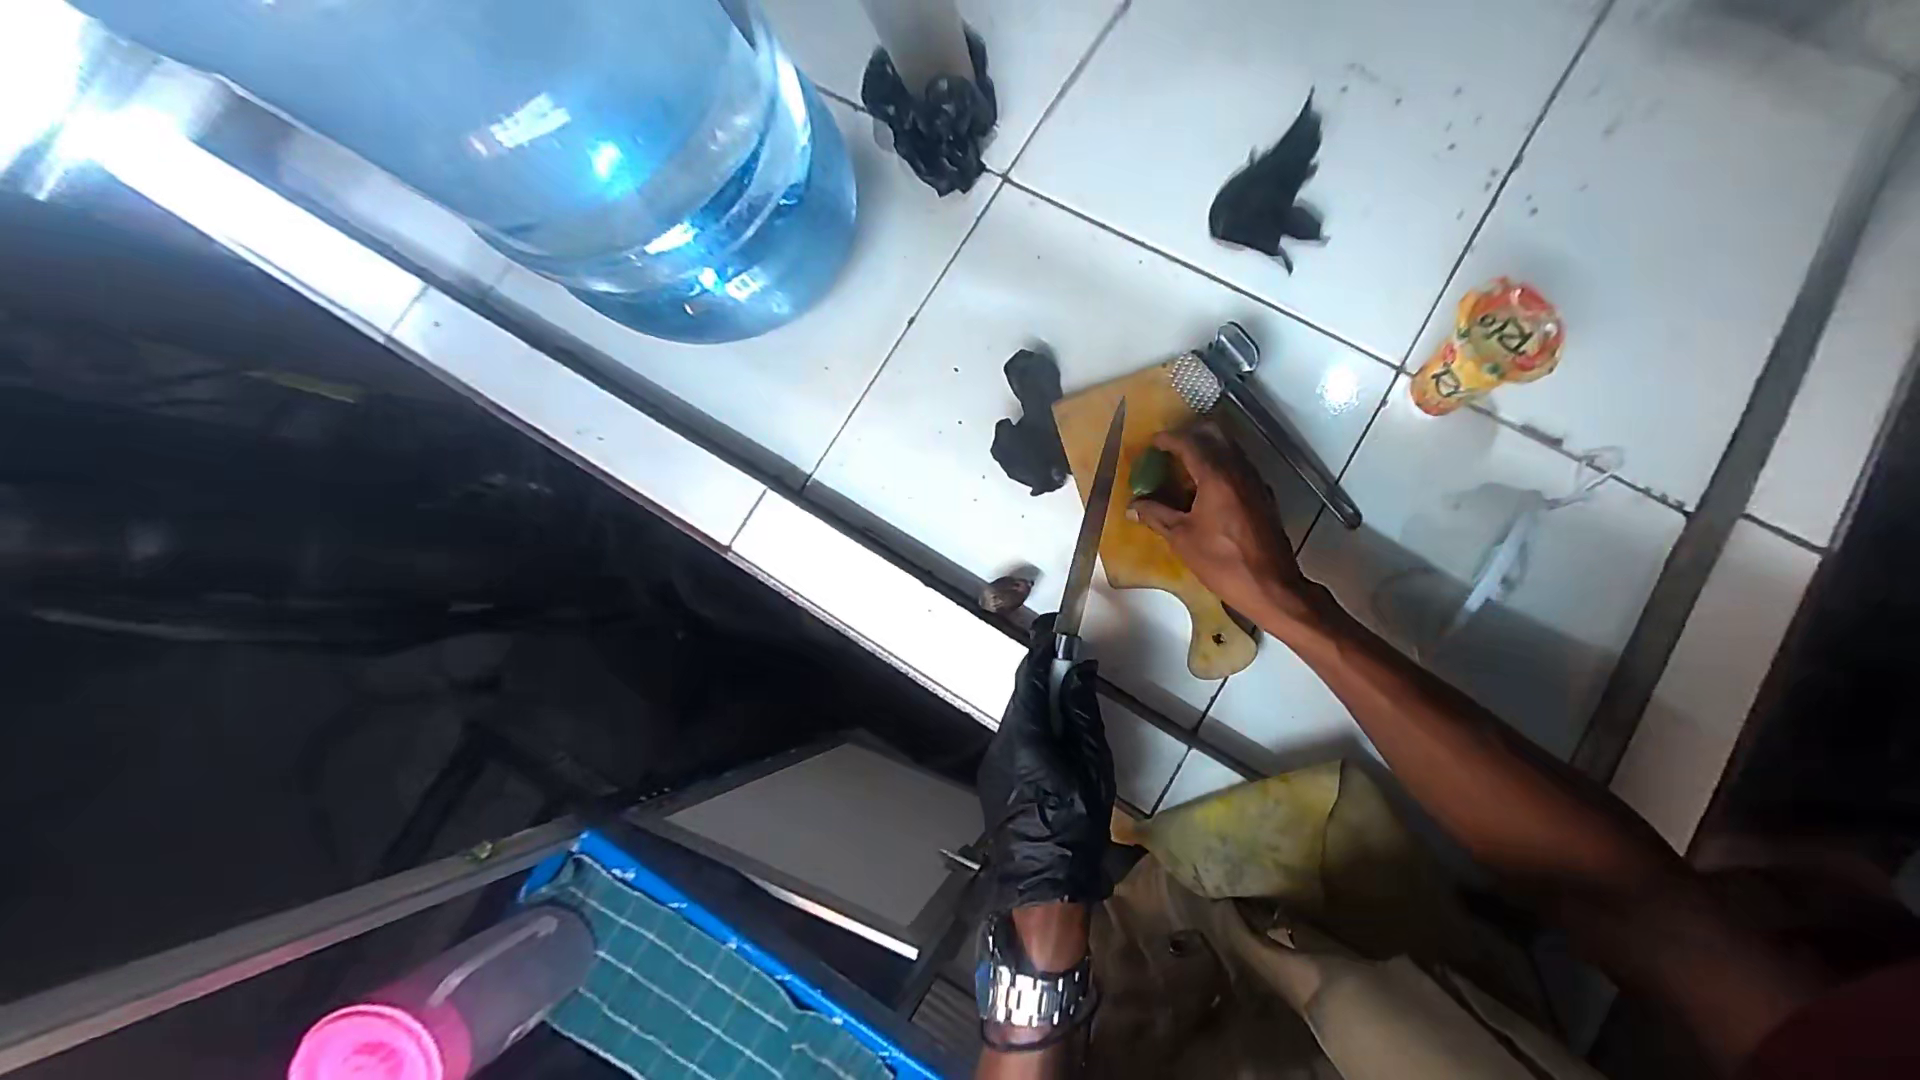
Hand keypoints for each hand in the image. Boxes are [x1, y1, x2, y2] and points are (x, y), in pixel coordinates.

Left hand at [976, 613, 1116, 907]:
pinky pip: (1015, 735)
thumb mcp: (1091, 767)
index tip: (1053, 626)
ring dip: (1040, 699)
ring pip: (1017, 715)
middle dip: (1043, 672)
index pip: (1029, 677)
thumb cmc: (1075, 826)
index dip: (1040, 647)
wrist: (1043, 883)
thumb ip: (1081, 714)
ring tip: (1068, 696)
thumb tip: (1078, 671)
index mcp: (1026, 736)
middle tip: (1069, 658)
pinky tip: (1054, 733)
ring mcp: (994, 759)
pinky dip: (1034, 722)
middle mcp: (1002, 741)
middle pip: (1021, 694)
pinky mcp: (994, 774)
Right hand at [1129, 425, 1321, 631]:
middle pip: (1215, 437)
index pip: (1190, 444)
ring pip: (1230, 452)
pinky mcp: (1264, 497)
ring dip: (1207, 452)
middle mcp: (1240, 471)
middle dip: (1191, 437)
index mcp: (1217, 477)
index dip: (1169, 440)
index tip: (1153, 443)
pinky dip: (1221, 468)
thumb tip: (1133, 507)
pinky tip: (1207, 489)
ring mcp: (1256, 483)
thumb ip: (1156, 515)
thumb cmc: (1222, 561)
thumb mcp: (1182, 538)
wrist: (1270, 586)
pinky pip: (1239, 469)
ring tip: (1184, 468)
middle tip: (1170, 449)